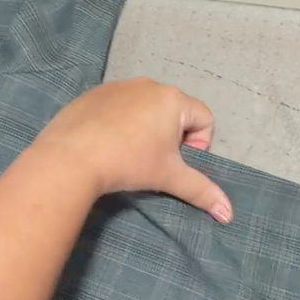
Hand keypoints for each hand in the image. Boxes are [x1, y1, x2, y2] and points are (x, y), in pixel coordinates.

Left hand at [27, 78, 232, 222]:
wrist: (70, 157)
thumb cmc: (128, 163)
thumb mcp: (169, 177)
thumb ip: (202, 191)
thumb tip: (229, 214)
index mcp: (173, 99)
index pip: (204, 119)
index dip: (197, 146)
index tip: (174, 162)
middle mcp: (150, 85)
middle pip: (176, 113)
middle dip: (171, 137)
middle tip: (151, 161)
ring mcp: (120, 85)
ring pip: (147, 108)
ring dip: (146, 129)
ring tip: (127, 154)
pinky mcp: (95, 93)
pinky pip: (119, 106)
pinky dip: (120, 123)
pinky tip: (106, 143)